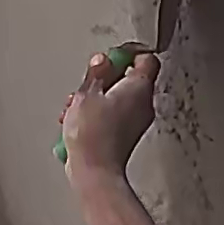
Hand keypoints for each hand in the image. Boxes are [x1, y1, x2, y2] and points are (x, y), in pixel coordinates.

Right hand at [61, 45, 159, 178]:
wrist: (94, 170)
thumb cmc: (92, 136)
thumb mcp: (86, 94)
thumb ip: (96, 73)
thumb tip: (101, 61)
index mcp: (138, 87)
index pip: (145, 58)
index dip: (127, 54)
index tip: (109, 57)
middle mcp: (143, 104)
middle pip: (130, 80)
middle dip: (105, 80)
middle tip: (88, 84)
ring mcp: (136, 122)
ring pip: (119, 99)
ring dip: (98, 99)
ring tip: (77, 107)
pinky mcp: (125, 137)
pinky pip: (115, 117)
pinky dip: (98, 116)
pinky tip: (80, 123)